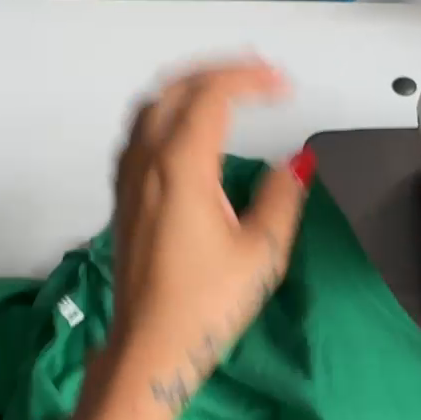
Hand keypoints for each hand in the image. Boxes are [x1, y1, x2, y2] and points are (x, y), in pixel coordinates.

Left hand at [108, 60, 308, 415]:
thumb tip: (296, 164)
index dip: (252, 79)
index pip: (214, 95)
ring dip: (189, 89)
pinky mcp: (124, 200)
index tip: (285, 86)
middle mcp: (147, 162)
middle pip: (176, 88)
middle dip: (219, 72)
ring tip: (225, 94)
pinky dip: (166, 114)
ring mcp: (129, 180)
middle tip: (259, 78)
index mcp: (182, 166)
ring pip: (150, 106)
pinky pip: (139, 133)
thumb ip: (282, 199)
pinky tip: (186, 134)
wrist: (150, 347)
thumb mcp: (262, 253)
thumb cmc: (206, 305)